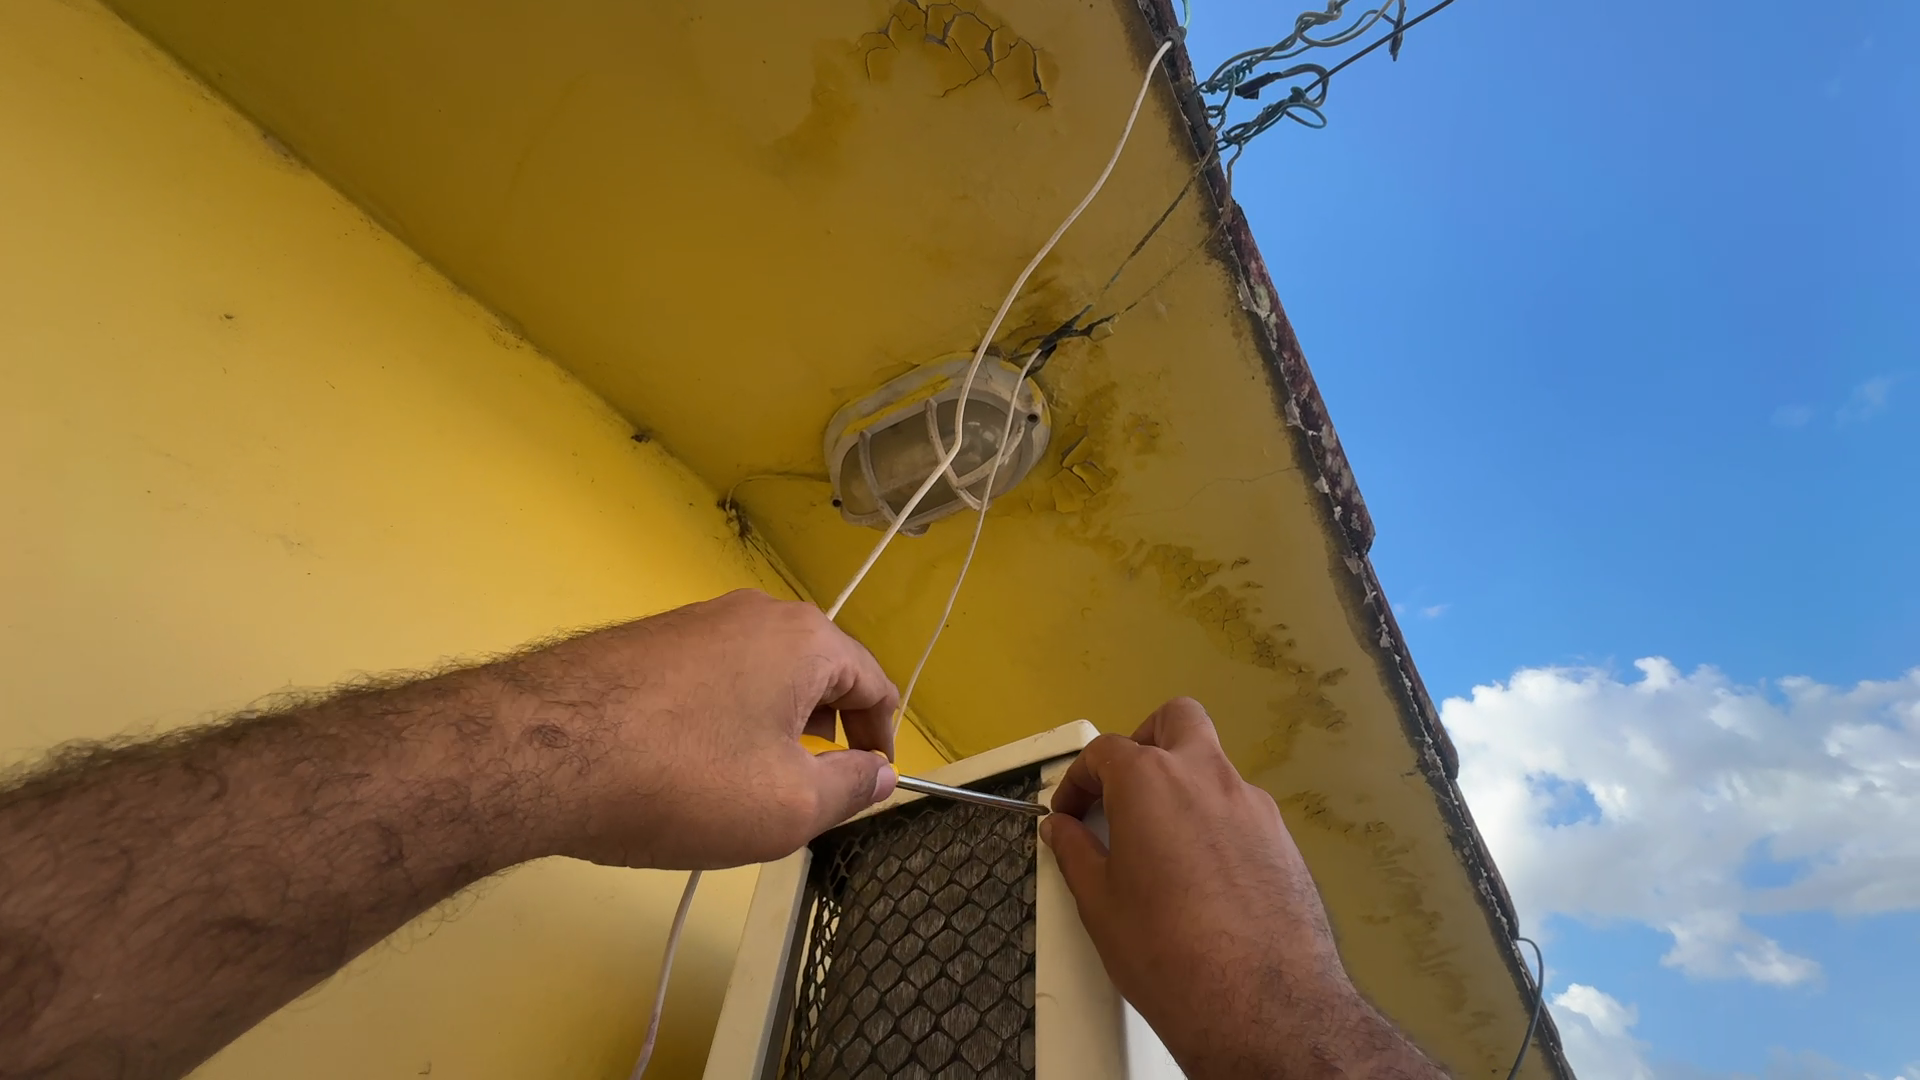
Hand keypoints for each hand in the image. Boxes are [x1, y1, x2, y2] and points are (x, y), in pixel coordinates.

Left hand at [490, 589, 899, 869]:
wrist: (536, 750)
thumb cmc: (685, 779)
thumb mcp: (788, 806)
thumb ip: (852, 788)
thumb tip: (881, 774)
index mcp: (806, 640)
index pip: (874, 683)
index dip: (883, 738)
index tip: (873, 782)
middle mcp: (759, 613)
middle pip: (822, 671)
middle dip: (831, 729)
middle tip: (814, 784)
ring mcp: (700, 619)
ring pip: (768, 671)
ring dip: (780, 721)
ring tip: (755, 774)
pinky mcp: (653, 637)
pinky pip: (719, 672)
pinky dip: (731, 712)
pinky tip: (696, 755)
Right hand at [1042, 698, 1442, 1079]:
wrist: (1268, 1011)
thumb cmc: (1166, 951)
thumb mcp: (1100, 904)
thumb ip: (1075, 852)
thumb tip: (1061, 828)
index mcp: (1150, 780)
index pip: (1104, 752)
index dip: (1077, 780)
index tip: (1069, 814)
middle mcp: (1205, 774)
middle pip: (1175, 719)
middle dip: (1145, 740)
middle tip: (1127, 789)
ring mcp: (1251, 803)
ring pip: (1212, 763)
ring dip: (1183, 783)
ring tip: (1165, 844)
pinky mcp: (1284, 837)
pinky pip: (1240, 807)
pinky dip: (1215, 819)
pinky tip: (1207, 875)